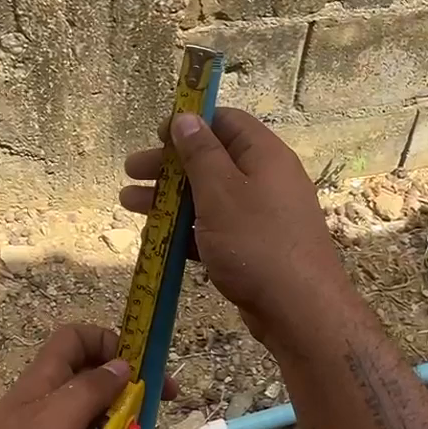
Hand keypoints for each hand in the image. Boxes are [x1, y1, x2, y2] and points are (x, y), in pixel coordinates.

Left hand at [0, 325, 168, 428]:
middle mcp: (45, 403)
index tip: (140, 366)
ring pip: (93, 424)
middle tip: (154, 412)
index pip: (76, 339)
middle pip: (92, 382)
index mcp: (43, 380)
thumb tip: (122, 364)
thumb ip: (92, 389)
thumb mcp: (58, 421)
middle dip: (124, 395)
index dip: (107, 341)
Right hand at [121, 108, 361, 347]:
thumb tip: (186, 117)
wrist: (299, 311)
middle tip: (131, 171)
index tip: (156, 134)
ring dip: (169, 198)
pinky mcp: (254, 248)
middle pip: (212, 160)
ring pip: (209, 197)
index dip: (191, 123)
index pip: (227, 122)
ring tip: (128, 204)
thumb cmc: (256, 243)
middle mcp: (266, 180)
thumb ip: (200, 153)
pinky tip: (156, 238)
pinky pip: (215, 229)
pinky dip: (186, 230)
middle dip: (169, 165)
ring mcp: (261, 216)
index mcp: (265, 156)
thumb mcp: (221, 191)